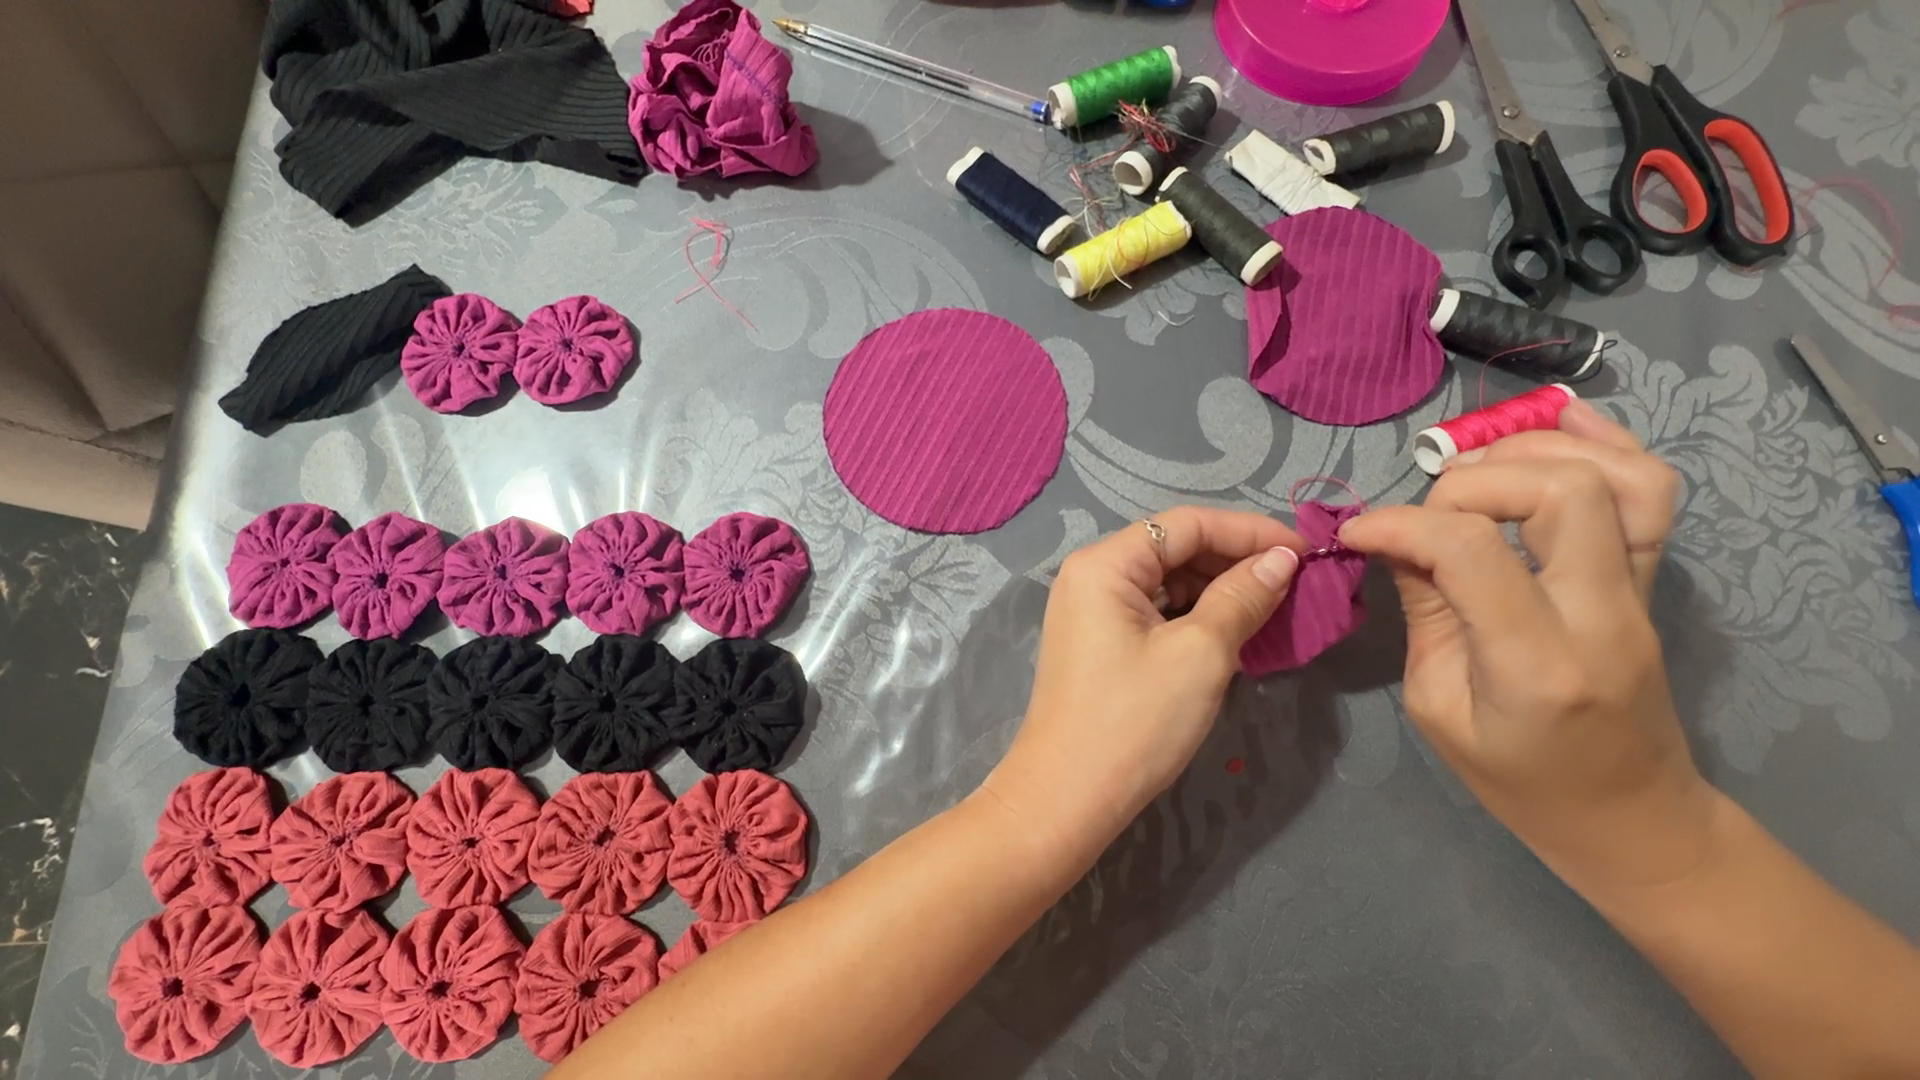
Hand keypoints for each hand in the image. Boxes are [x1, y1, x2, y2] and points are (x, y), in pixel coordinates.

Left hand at [983, 507, 1303, 861]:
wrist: (1068, 797)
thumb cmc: (1135, 721)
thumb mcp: (1200, 654)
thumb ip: (1242, 597)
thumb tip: (1281, 559)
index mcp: (1104, 564)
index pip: (1186, 524)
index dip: (1249, 531)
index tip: (1306, 552)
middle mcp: (1091, 575)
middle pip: (1174, 547)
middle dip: (1236, 560)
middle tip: (1297, 583)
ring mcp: (1092, 610)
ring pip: (1167, 581)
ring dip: (1220, 589)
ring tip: (1275, 607)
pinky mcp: (1100, 642)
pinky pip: (1155, 611)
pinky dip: (1196, 615)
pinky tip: (1235, 629)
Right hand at [1338, 401, 1717, 892]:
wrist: (1630, 817)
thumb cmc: (1518, 782)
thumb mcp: (1436, 706)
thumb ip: (1425, 611)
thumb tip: (1399, 540)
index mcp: (1535, 662)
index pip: (1471, 549)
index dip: (1402, 524)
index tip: (1359, 533)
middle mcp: (1601, 615)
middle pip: (1559, 493)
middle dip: (1472, 481)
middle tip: (1429, 508)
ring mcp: (1641, 594)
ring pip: (1617, 477)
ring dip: (1536, 451)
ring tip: (1476, 466)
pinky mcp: (1653, 582)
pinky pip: (1653, 491)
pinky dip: (1605, 442)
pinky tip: (1553, 423)